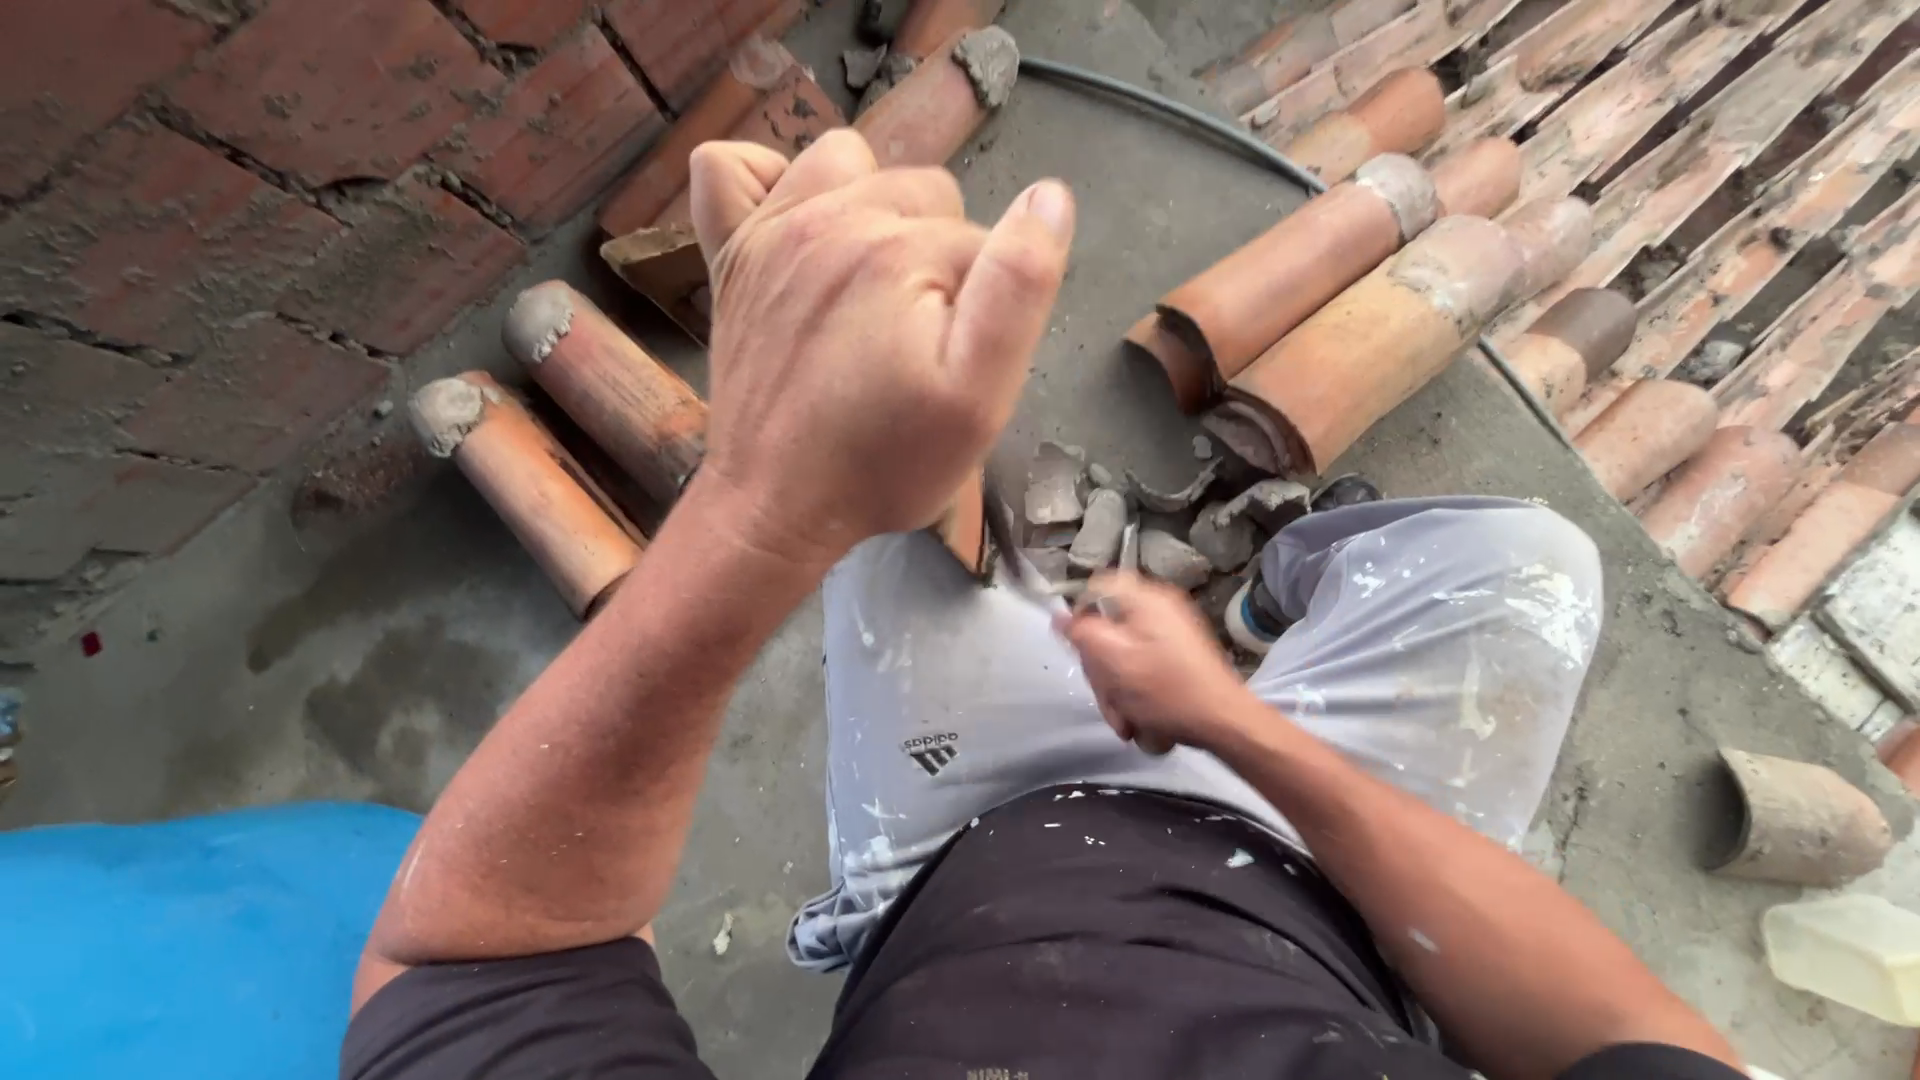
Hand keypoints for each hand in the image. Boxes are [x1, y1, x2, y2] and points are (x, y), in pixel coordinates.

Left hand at [685, 130, 1075, 567]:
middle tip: (918, 339)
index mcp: (901, 250)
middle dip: (938, 257)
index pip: (985, 241)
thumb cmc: (885, 463)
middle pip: (923, 196)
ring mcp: (770, 231)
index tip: (959, 363)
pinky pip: (729, 169)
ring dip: (874, 208)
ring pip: (848, 163)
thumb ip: (1018, 290)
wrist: (775, 506)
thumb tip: (1049, 198)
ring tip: (873, 280)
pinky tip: (795, 227)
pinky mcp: (730, 257)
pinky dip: (766, 181)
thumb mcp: (978, 397)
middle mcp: (832, 217)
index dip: (989, 304)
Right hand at [1057, 573, 1264, 752]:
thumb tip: (1060, 616)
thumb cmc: (1167, 690)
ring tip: (1124, 719)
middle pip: (1107, 626)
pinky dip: (1135, 690)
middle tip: (1107, 697)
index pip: (1096, 589)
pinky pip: (1142, 665)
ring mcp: (1171, 632)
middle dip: (1101, 669)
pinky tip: (1138, 717)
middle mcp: (1159, 608)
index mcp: (1146, 599)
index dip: (1079, 617)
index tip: (1079, 650)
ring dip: (1116, 688)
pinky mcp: (1179, 655)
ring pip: (1122, 652)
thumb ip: (1082, 633)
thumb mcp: (1114, 660)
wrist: (1224, 722)